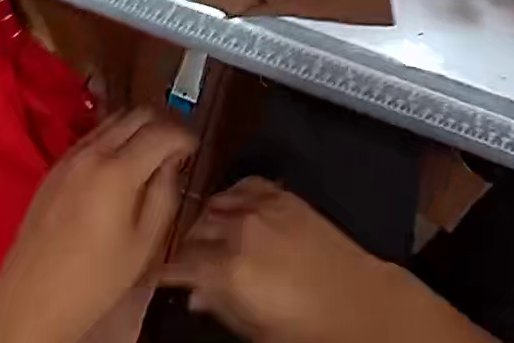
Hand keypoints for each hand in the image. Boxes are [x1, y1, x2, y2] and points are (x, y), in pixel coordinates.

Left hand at [0, 108, 195, 342]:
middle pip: (138, 114)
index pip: (162, 132)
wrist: (28, 303)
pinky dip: (115, 137)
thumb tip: (171, 165)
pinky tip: (120, 163)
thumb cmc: (91, 282)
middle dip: (163, 123)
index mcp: (118, 172)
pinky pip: (93, 135)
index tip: (193, 147)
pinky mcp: (55, 166)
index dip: (184, 136)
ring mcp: (71, 156)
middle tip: (176, 145)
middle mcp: (94, 153)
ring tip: (151, 151)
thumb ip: (163, 196)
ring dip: (138, 127)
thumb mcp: (142, 247)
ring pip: (114, 119)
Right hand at [160, 178, 494, 342]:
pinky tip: (230, 211)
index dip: (165, 270)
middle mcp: (239, 230)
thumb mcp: (255, 330)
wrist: (357, 302)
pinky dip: (230, 197)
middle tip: (182, 261)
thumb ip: (218, 305)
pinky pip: (242, 186)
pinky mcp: (280, 193)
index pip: (179, 263)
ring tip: (204, 237)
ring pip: (213, 203)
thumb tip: (192, 292)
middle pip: (193, 230)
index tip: (157, 275)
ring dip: (204, 220)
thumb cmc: (306, 329)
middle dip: (184, 246)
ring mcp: (261, 206)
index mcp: (229, 269)